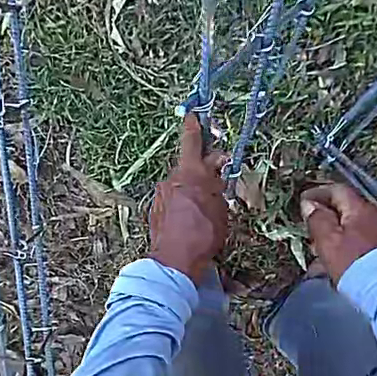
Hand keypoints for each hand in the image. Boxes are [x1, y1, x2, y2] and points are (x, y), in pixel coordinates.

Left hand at [149, 114, 229, 284]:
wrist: (175, 261)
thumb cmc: (203, 233)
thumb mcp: (221, 207)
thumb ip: (218, 186)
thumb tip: (218, 172)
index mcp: (190, 173)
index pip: (191, 142)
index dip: (194, 127)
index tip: (193, 114)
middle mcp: (171, 179)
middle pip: (189, 166)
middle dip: (204, 169)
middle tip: (219, 176)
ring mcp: (161, 194)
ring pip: (181, 183)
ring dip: (193, 188)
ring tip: (208, 205)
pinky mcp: (155, 209)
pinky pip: (173, 198)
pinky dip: (184, 201)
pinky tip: (193, 217)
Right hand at [300, 182, 376, 283]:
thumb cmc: (354, 263)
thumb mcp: (327, 239)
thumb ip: (317, 219)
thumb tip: (309, 205)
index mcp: (360, 208)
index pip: (337, 190)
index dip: (317, 193)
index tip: (304, 201)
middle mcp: (374, 216)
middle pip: (344, 209)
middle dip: (324, 216)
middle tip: (308, 226)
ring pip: (350, 227)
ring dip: (332, 234)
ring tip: (318, 250)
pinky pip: (358, 242)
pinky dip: (343, 247)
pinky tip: (334, 262)